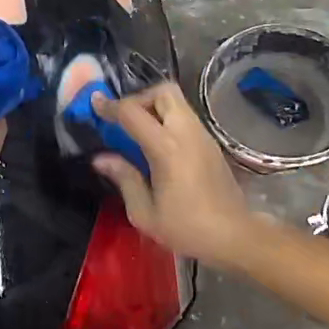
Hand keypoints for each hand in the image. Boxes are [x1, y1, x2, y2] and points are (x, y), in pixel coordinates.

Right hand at [91, 83, 259, 264]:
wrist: (234, 236)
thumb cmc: (187, 228)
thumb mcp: (145, 212)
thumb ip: (124, 179)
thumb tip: (101, 159)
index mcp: (167, 148)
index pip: (133, 113)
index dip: (111, 106)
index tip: (94, 104)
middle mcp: (187, 132)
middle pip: (164, 92)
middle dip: (139, 98)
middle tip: (124, 120)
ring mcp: (203, 135)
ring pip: (177, 102)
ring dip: (154, 108)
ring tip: (138, 133)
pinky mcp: (211, 143)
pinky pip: (185, 117)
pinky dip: (167, 119)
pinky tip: (158, 145)